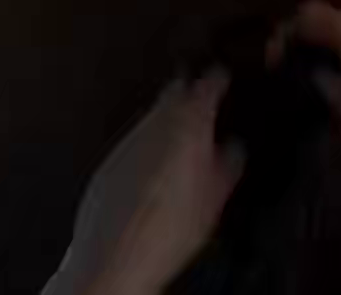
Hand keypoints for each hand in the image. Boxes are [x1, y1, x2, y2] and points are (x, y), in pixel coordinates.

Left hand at [67, 70, 243, 294]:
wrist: (113, 263)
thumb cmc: (170, 228)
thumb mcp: (219, 193)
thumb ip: (231, 159)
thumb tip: (233, 147)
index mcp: (191, 120)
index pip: (211, 80)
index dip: (220, 77)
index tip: (224, 78)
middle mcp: (159, 121)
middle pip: (176, 88)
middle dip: (189, 90)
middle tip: (200, 101)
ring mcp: (130, 141)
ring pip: (153, 114)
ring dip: (167, 119)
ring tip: (178, 140)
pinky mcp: (108, 163)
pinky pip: (133, 142)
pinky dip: (145, 146)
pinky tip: (152, 171)